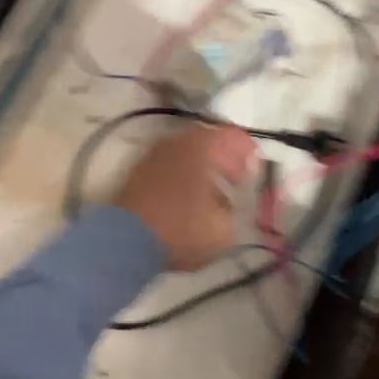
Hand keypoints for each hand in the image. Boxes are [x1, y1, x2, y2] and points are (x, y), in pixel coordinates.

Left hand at [115, 123, 257, 271]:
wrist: (123, 242)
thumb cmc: (181, 231)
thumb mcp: (224, 229)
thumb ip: (239, 210)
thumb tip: (237, 202)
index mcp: (203, 145)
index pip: (235, 136)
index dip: (250, 153)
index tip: (256, 172)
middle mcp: (176, 140)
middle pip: (209, 140)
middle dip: (225, 158)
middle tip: (235, 181)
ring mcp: (152, 153)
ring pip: (186, 152)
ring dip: (202, 166)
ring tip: (212, 192)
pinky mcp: (136, 171)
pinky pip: (169, 165)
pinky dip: (181, 175)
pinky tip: (186, 198)